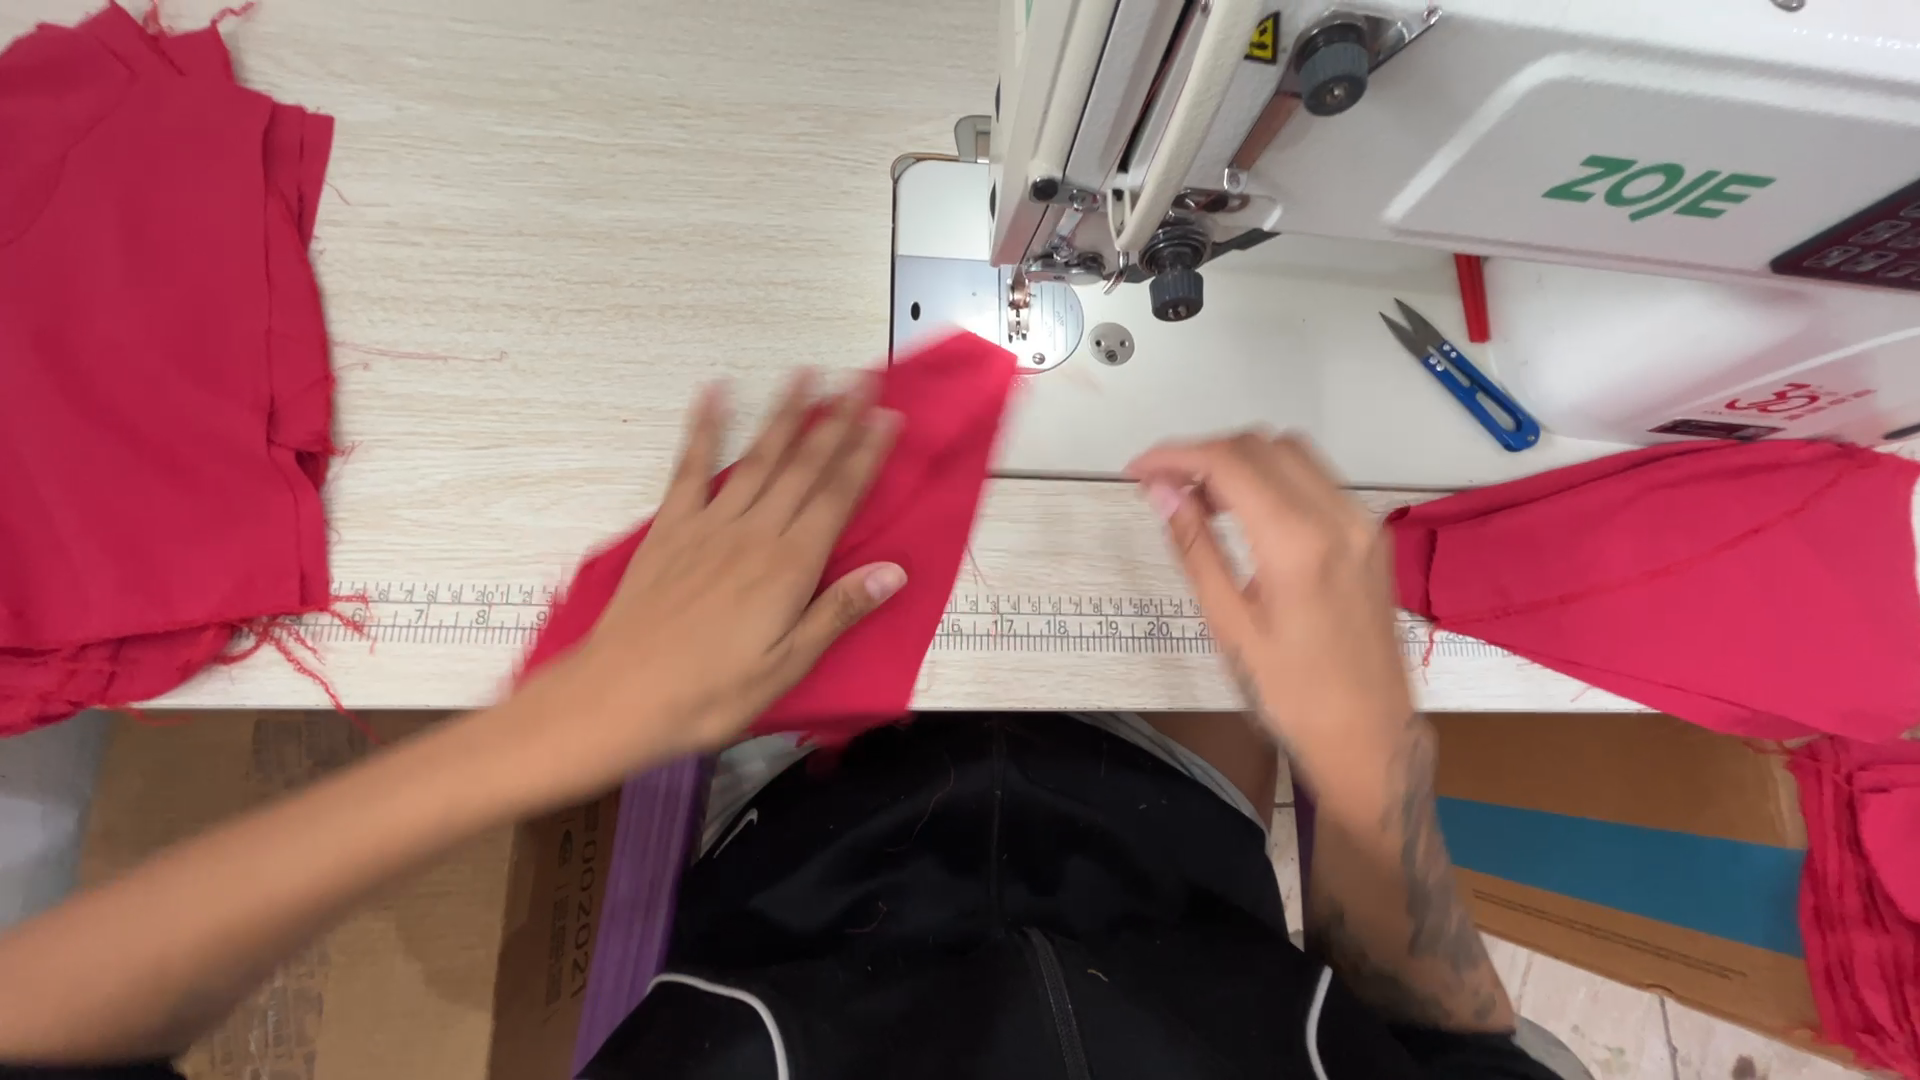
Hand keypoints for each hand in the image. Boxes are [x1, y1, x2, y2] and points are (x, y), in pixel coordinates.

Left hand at [510, 371, 905, 795]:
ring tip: (806, 375)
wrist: (620, 697)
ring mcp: (709, 525)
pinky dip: (703, 429)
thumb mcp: (788, 665)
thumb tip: (894, 572)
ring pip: (758, 458)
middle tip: (860, 380)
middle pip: (804, 466)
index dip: (866, 455)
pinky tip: (713, 395)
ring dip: (785, 414)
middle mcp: (754, 533)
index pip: (838, 497)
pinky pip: (690, 469)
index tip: (887, 417)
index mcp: (789, 567)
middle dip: (836, 420)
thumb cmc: (712, 692)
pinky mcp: (670, 528)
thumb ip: (839, 611)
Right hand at [1128, 432, 1412, 765]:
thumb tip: (1160, 492)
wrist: (1368, 736)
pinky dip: (1270, 477)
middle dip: (1203, 454)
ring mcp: (1361, 523)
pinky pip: (1314, 479)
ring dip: (1238, 461)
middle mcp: (1338, 517)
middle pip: (1260, 444)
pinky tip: (1242, 514)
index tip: (1138, 470)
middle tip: (1163, 488)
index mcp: (1298, 543)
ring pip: (1290, 452)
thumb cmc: (1291, 694)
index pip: (1229, 462)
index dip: (1175, 455)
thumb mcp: (1228, 623)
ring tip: (1198, 501)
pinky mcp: (1369, 534)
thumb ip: (1194, 547)